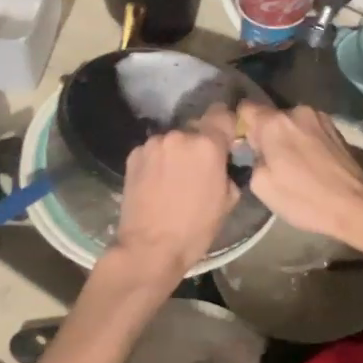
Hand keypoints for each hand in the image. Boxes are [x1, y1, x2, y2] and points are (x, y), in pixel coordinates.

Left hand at [114, 105, 240, 277]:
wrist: (149, 248)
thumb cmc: (195, 229)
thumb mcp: (227, 201)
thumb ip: (228, 171)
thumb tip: (223, 162)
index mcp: (207, 145)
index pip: (222, 114)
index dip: (225, 125)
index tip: (225, 137)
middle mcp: (179, 135)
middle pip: (195, 129)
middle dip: (199, 144)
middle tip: (198, 168)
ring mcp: (153, 144)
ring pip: (172, 140)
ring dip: (176, 152)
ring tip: (173, 179)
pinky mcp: (133, 154)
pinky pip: (153, 151)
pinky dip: (157, 161)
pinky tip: (155, 183)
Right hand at [236, 102, 362, 247]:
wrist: (357, 204)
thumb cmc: (304, 198)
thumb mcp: (262, 186)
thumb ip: (250, 158)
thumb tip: (252, 149)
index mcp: (274, 122)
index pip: (245, 107)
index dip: (239, 124)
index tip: (241, 144)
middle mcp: (296, 111)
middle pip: (269, 116)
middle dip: (264, 133)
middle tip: (266, 160)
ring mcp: (319, 117)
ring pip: (290, 123)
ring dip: (285, 137)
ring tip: (291, 164)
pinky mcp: (335, 127)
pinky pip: (307, 129)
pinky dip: (303, 141)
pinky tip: (309, 162)